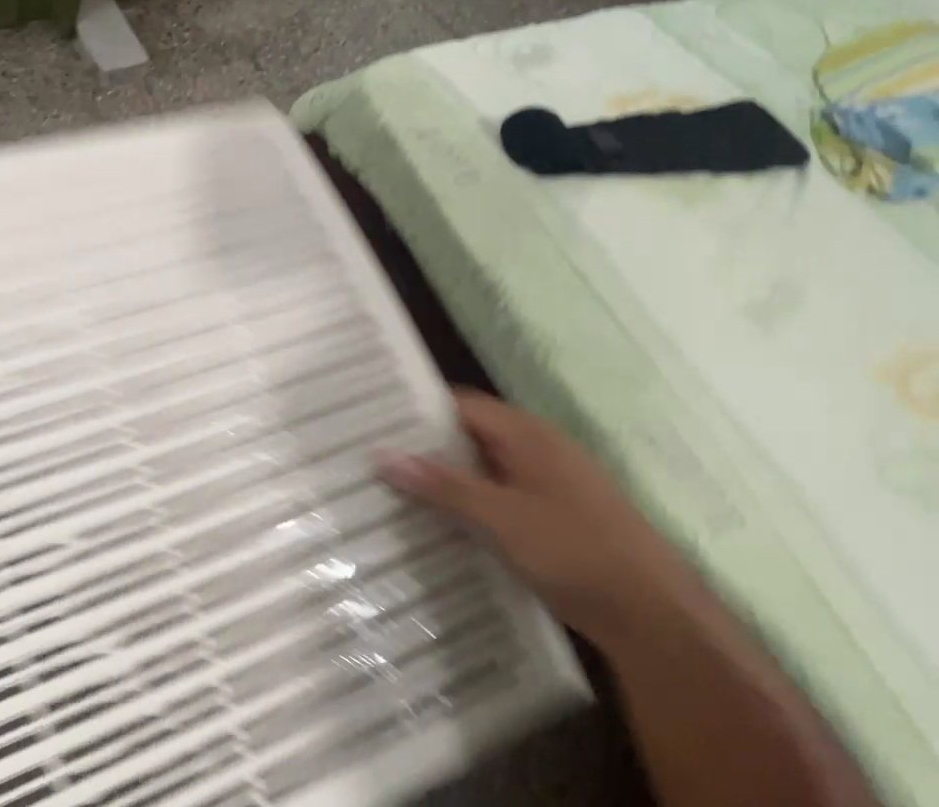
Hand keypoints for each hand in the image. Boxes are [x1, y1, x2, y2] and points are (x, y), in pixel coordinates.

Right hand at [380, 389, 700, 647]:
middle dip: (421, 443)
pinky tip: (432, 519)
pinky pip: (493, 495)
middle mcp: (538, 450)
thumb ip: (442, 484)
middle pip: (467, 434)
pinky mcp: (549, 517)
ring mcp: (547, 484)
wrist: (654, 617)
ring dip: (441, 476)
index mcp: (529, 435)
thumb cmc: (577, 552)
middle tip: (368, 452)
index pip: (459, 404)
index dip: (415, 407)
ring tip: (387, 484)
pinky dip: (463, 501)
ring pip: (479, 468)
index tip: (369, 416)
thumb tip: (382, 454)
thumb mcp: (500, 517)